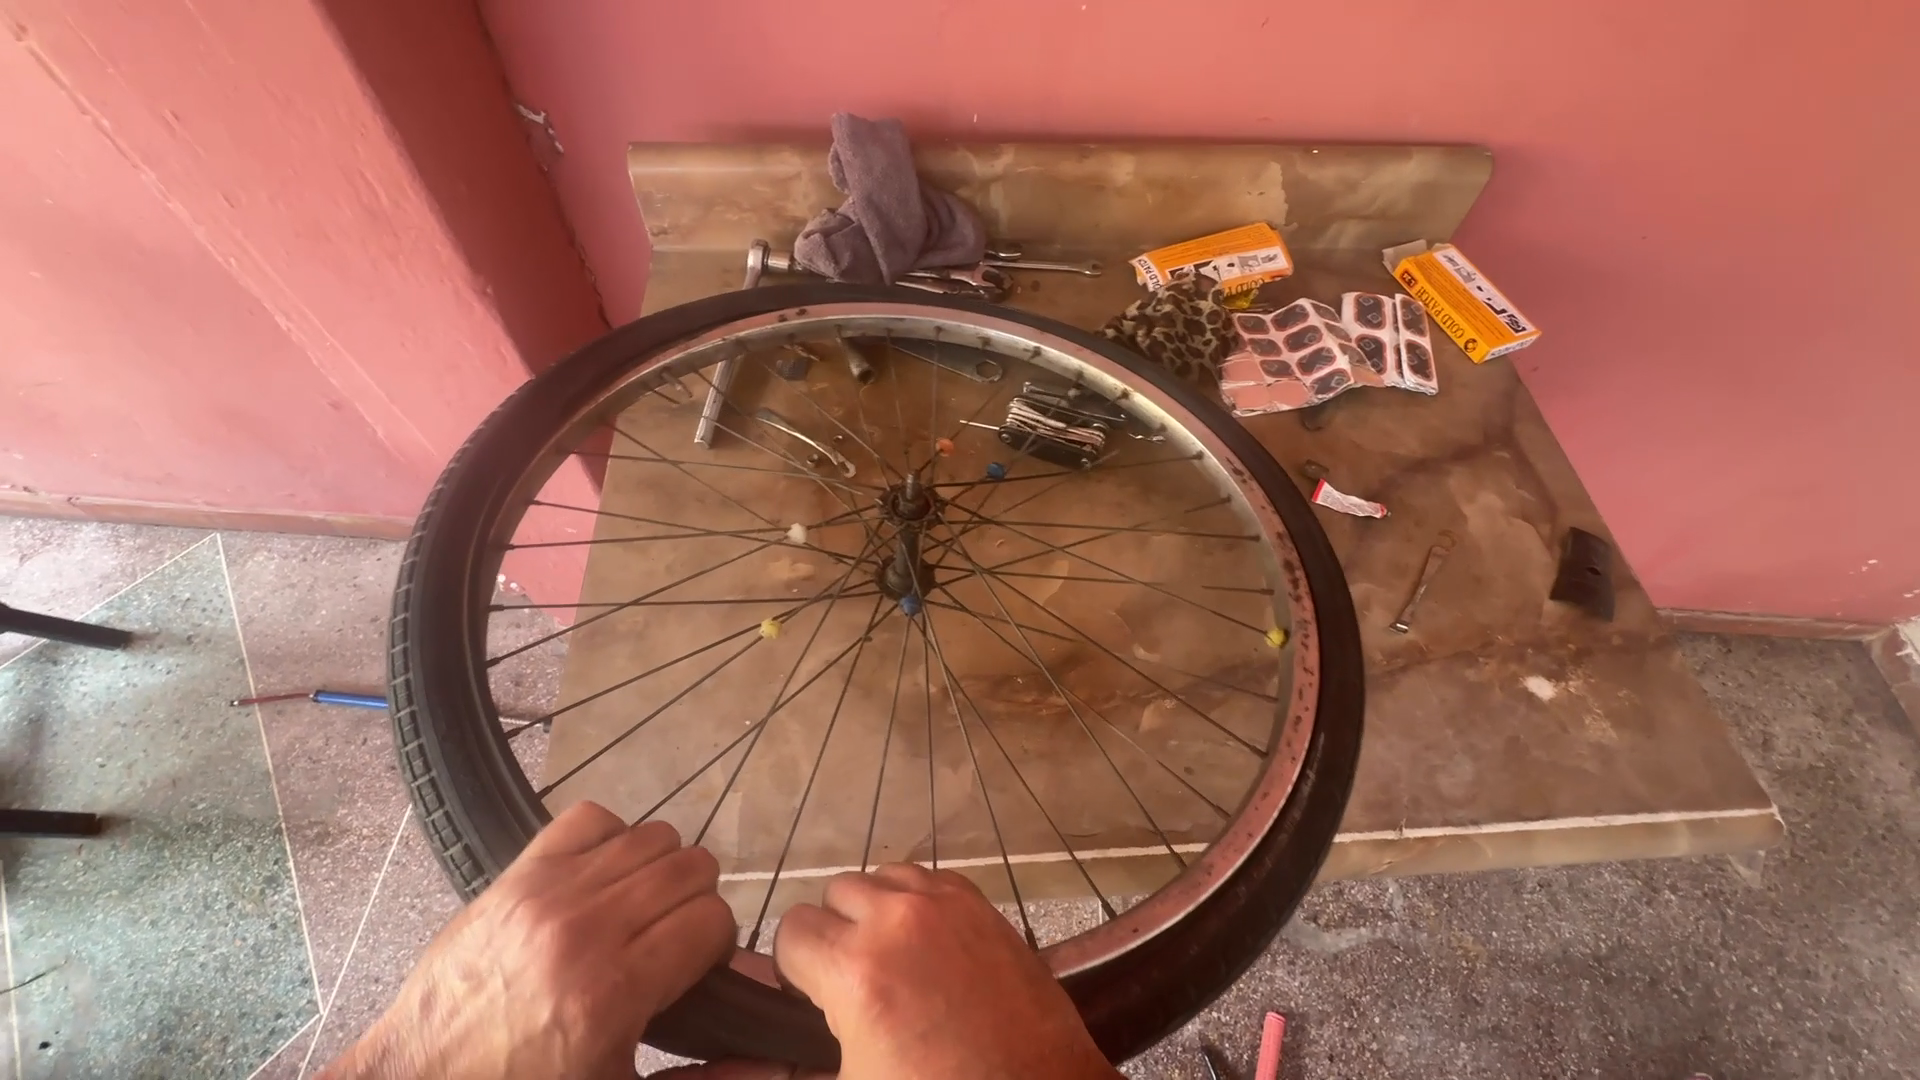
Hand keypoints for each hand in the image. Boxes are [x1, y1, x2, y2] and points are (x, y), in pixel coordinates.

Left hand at [322, 802, 735, 1079]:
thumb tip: (780, 1061)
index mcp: (613, 992)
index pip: (713, 919)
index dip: (714, 944)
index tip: (692, 970)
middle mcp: (587, 928)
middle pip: (692, 867)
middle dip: (694, 904)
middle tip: (666, 943)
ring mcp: (549, 890)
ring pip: (654, 836)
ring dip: (658, 871)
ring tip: (635, 911)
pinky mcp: (519, 870)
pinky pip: (593, 817)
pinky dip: (611, 839)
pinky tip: (601, 880)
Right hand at [770, 863, 1119, 1079]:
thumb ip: (789, 1068)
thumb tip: (720, 1068)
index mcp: (856, 969)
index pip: (792, 929)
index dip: (795, 966)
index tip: (812, 995)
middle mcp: (897, 917)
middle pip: (835, 891)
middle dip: (834, 932)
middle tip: (852, 981)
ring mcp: (943, 901)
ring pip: (881, 875)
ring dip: (875, 909)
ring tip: (891, 957)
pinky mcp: (979, 900)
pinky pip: (926, 876)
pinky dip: (915, 900)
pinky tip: (927, 943)